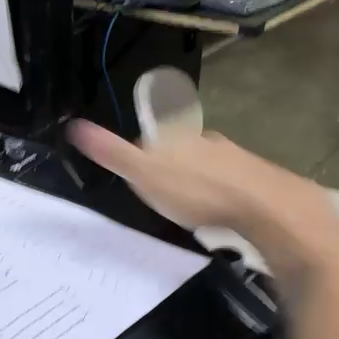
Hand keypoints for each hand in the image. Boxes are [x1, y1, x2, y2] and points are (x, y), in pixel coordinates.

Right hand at [65, 120, 338, 274]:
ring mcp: (234, 157)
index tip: (136, 177)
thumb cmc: (196, 191)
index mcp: (176, 137)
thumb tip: (74, 126)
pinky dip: (222, 193)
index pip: (150, 138)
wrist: (264, 206)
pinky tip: (220, 211)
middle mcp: (206, 140)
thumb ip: (112, 153)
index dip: (140, 155)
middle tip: (162, 196)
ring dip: (198, 181)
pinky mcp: (255, 177)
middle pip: (181, 149)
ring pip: (208, 164)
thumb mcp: (144, 174)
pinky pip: (231, 182)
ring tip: (191, 207)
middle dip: (172, 167)